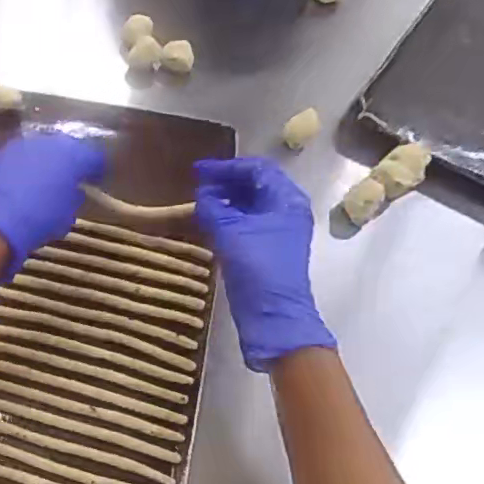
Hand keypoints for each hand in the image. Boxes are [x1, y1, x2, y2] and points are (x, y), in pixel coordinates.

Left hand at [0, 134, 106, 282]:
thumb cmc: (41, 220)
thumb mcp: (67, 214)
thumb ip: (75, 196)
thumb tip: (74, 190)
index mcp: (74, 156)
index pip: (93, 157)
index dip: (96, 170)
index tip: (96, 181)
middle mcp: (51, 141)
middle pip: (67, 149)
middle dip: (69, 163)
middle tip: (69, 181)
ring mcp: (26, 144)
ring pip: (43, 150)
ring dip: (46, 162)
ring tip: (45, 181)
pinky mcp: (4, 151)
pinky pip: (23, 156)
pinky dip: (27, 165)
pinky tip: (25, 181)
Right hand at [195, 157, 331, 368]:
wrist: (272, 315)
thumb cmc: (257, 270)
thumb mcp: (231, 235)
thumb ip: (214, 210)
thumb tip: (201, 195)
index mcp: (286, 200)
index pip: (257, 170)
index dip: (226, 167)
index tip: (197, 171)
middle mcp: (285, 212)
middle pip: (255, 186)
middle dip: (225, 183)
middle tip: (196, 186)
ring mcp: (276, 233)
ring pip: (249, 207)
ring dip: (225, 203)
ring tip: (198, 205)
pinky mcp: (265, 252)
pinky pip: (245, 226)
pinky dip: (227, 221)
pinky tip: (208, 226)